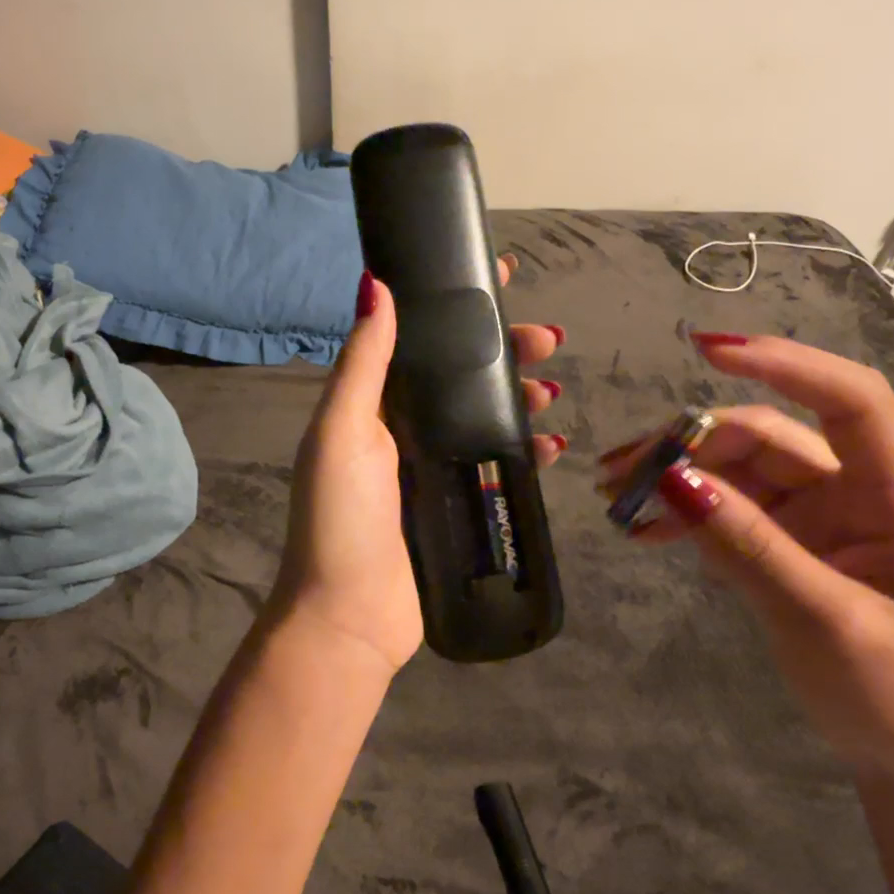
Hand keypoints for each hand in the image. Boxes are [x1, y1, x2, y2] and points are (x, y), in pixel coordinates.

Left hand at [275, 256, 565, 671]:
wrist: (350, 615)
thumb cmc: (340, 516)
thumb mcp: (343, 430)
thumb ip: (363, 361)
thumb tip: (374, 282)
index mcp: (369, 405)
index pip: (417, 340)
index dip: (454, 309)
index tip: (500, 278)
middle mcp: (401, 430)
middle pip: (462, 375)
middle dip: (505, 351)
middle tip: (548, 339)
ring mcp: (432, 469)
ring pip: (487, 415)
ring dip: (522, 395)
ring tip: (552, 391)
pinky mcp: (459, 506)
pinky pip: (500, 465)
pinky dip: (527, 449)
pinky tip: (553, 444)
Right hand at [599, 335, 893, 782]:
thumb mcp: (822, 619)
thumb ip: (748, 546)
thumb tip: (672, 477)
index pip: (848, 399)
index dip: (784, 363)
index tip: (707, 350)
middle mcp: (854, 493)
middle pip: (768, 436)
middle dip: (693, 442)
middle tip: (620, 472)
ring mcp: (817, 521)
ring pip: (739, 472)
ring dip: (678, 479)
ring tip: (615, 500)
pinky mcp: (788, 549)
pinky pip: (728, 514)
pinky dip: (685, 517)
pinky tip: (643, 534)